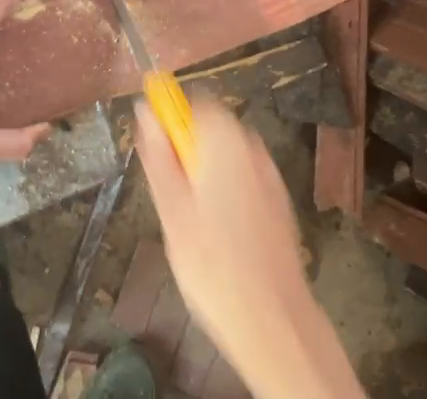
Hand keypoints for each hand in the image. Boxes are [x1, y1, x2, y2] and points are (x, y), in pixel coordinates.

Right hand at [137, 98, 363, 398]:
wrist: (273, 321)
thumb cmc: (212, 266)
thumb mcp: (172, 210)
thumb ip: (159, 156)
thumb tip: (145, 111)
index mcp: (226, 141)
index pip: (195, 104)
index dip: (171, 122)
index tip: (155, 154)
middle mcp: (253, 148)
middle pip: (213, 130)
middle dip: (189, 153)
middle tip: (172, 200)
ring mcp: (271, 175)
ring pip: (229, 157)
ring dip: (208, 174)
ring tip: (194, 224)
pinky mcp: (281, 202)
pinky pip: (245, 180)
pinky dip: (229, 193)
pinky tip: (220, 235)